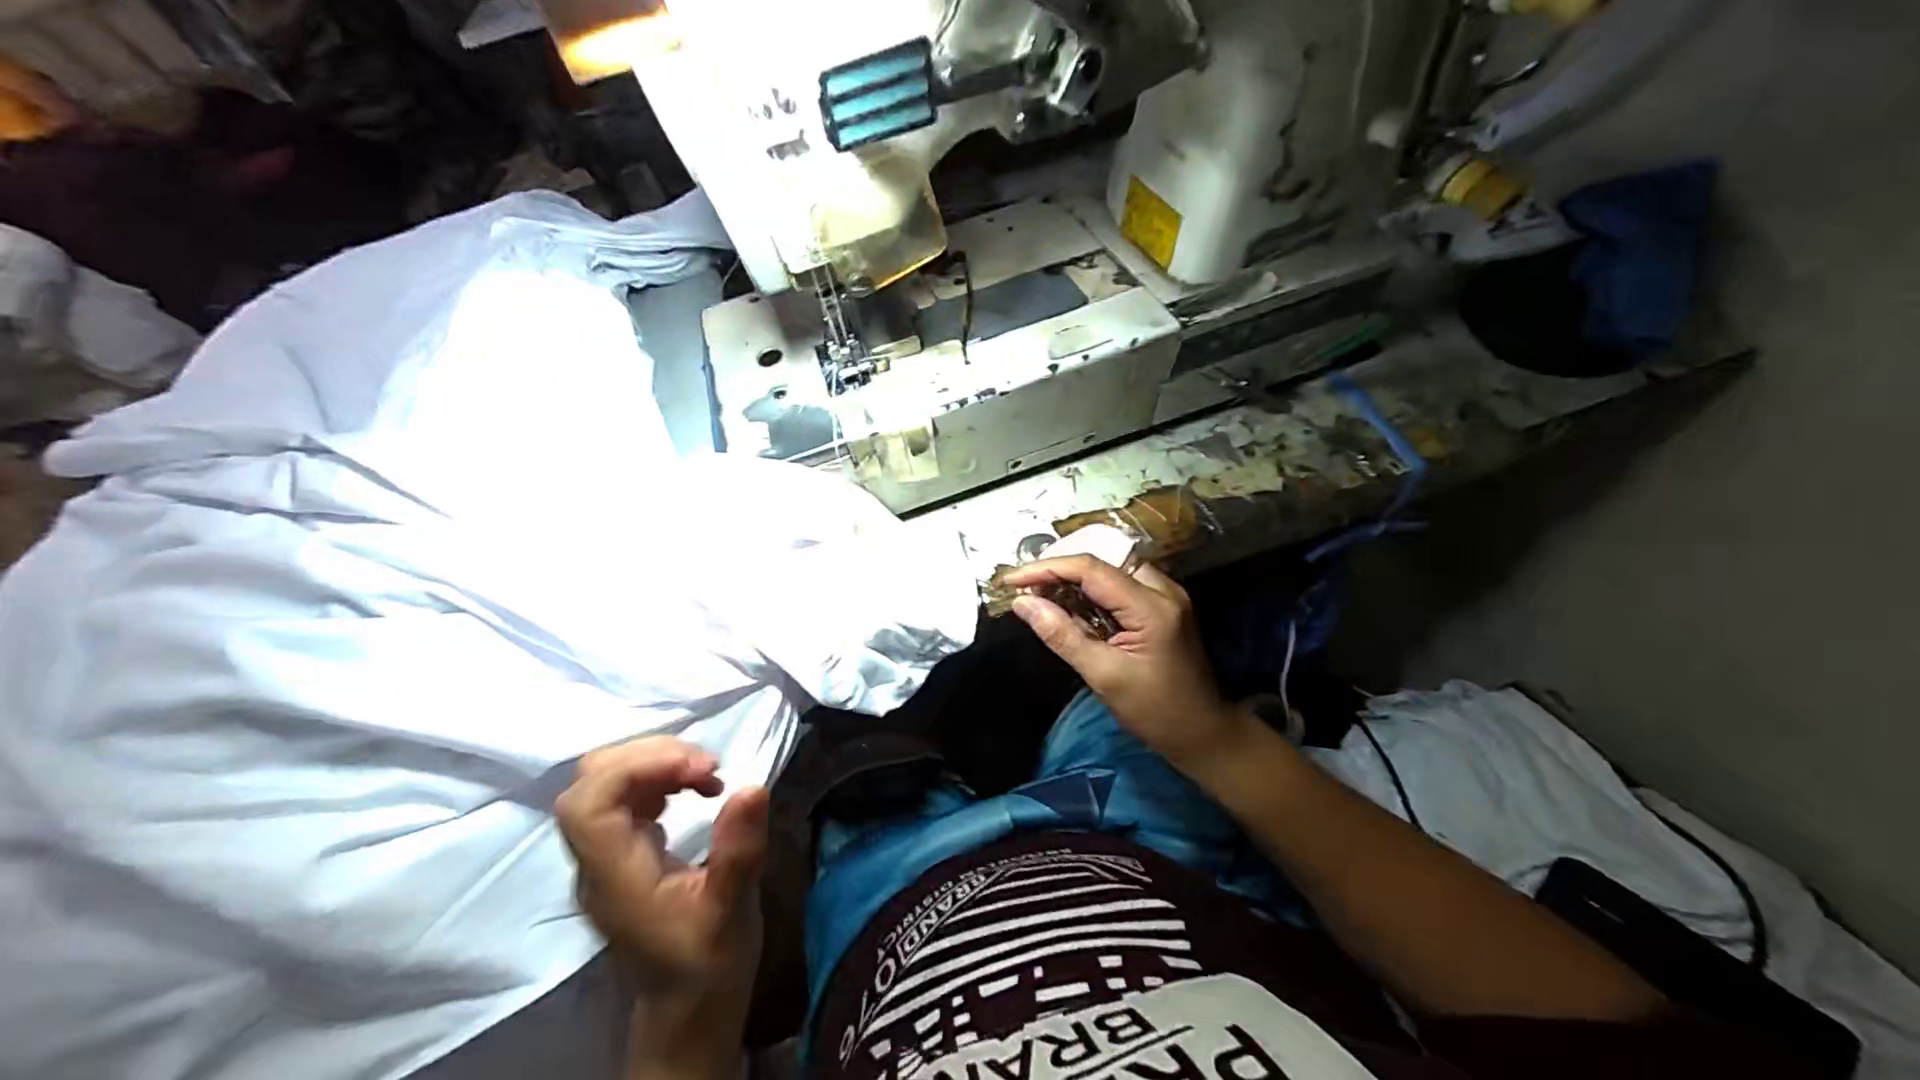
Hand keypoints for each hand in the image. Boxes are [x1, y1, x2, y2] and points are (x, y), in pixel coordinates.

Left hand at [556, 737, 769, 1078]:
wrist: (689, 1008)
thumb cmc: (709, 965)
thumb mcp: (732, 911)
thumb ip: (739, 851)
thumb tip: (752, 787)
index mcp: (614, 876)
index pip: (589, 802)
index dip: (638, 766)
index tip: (700, 768)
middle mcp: (598, 861)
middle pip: (592, 780)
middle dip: (652, 755)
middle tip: (708, 766)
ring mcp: (606, 855)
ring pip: (607, 781)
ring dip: (658, 762)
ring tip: (707, 774)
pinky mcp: (623, 851)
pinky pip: (625, 794)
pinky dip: (660, 776)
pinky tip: (694, 788)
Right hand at [1000, 555, 1247, 766]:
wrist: (1203, 734)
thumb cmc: (1155, 711)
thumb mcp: (1103, 675)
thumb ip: (1062, 634)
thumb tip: (1022, 603)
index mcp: (1152, 606)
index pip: (1091, 569)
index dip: (1047, 569)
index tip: (1011, 581)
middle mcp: (1163, 590)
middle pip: (1102, 561)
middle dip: (1058, 569)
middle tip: (1023, 587)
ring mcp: (1166, 596)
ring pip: (1110, 570)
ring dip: (1073, 579)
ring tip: (1038, 594)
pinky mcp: (1162, 607)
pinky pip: (1120, 585)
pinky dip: (1091, 591)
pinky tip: (1068, 605)